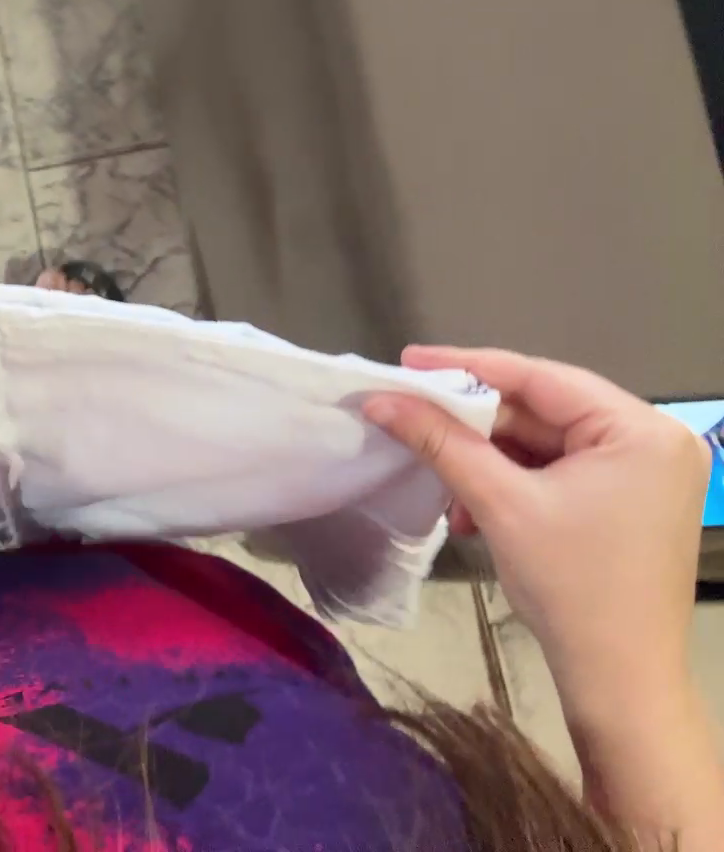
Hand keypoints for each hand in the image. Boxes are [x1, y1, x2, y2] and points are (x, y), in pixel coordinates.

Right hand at [363, 345, 708, 712]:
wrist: (616, 666)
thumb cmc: (570, 577)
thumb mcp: (496, 500)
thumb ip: (437, 439)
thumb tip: (378, 398)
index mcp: (639, 432)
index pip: (539, 378)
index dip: (465, 365)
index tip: (403, 360)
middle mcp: (647, 441)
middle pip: (535, 407)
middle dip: (467, 420)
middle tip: (403, 414)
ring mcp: (634, 471)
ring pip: (531, 438)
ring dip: (475, 455)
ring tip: (433, 474)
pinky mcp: (615, 496)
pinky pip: (541, 465)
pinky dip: (496, 476)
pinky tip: (465, 506)